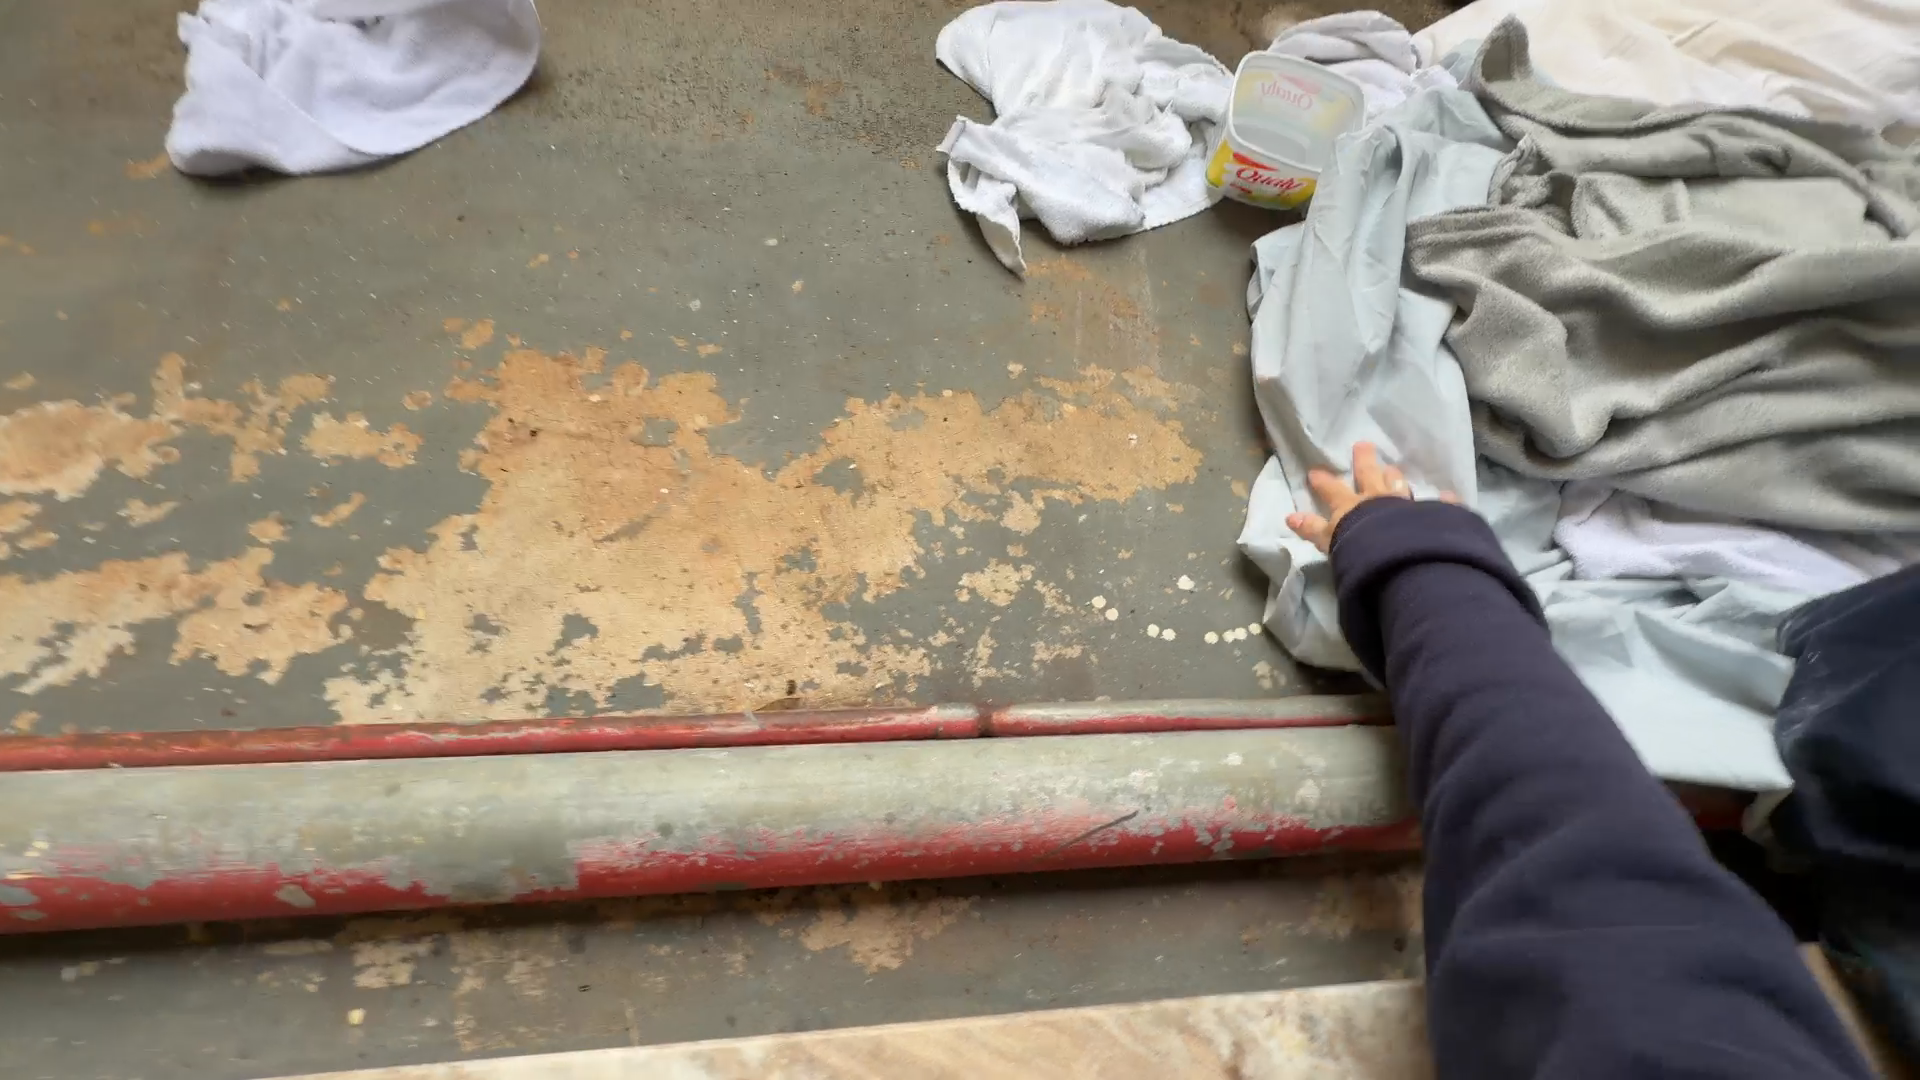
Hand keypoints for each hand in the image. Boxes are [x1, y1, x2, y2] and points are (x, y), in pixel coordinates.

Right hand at [1286, 442, 1450, 553]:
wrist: (1396, 553)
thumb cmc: (1357, 547)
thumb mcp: (1328, 540)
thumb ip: (1312, 529)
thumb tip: (1290, 517)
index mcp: (1350, 507)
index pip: (1332, 491)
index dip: (1323, 482)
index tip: (1314, 472)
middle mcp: (1377, 500)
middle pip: (1369, 477)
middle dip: (1364, 461)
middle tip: (1363, 445)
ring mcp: (1405, 506)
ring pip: (1398, 486)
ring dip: (1395, 478)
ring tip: (1394, 469)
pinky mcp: (1431, 517)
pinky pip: (1440, 506)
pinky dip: (1444, 502)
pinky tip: (1448, 496)